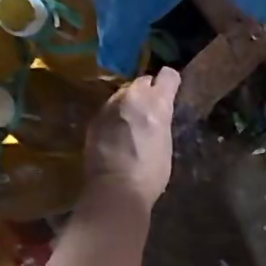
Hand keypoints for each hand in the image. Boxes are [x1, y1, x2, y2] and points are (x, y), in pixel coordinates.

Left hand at [84, 67, 179, 204]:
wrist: (116, 190)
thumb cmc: (150, 175)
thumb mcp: (166, 144)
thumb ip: (161, 122)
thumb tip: (156, 117)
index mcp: (157, 103)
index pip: (168, 76)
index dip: (170, 83)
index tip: (170, 92)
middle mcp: (132, 97)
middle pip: (142, 82)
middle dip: (147, 93)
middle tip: (148, 112)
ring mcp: (110, 106)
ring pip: (122, 95)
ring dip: (128, 105)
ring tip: (129, 124)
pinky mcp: (94, 119)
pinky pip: (108, 110)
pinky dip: (113, 118)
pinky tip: (114, 136)